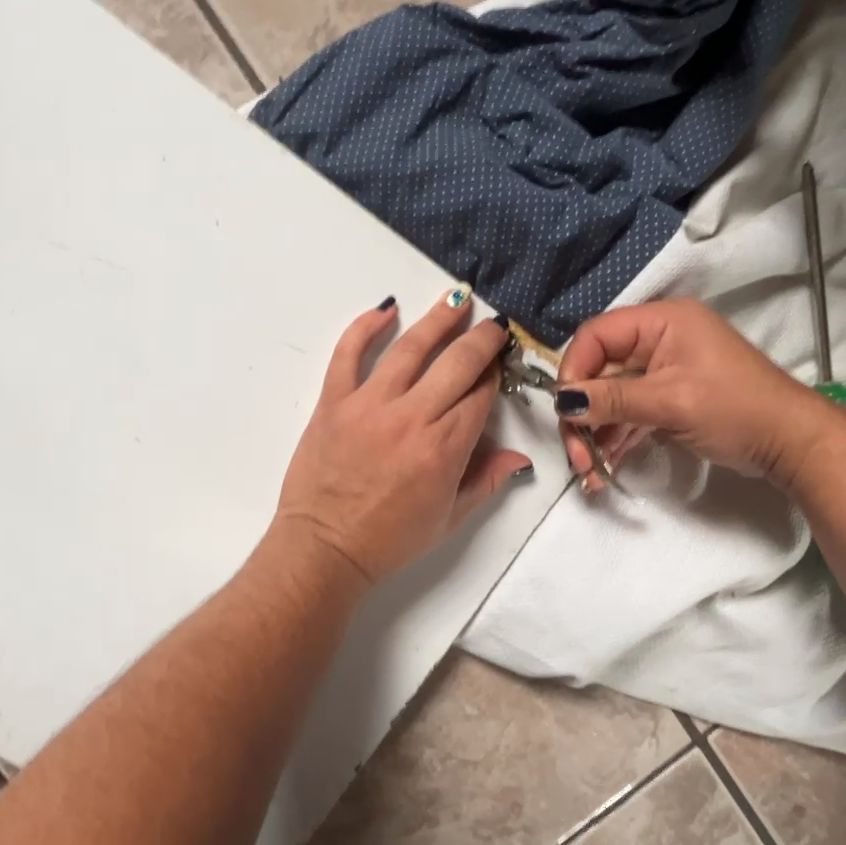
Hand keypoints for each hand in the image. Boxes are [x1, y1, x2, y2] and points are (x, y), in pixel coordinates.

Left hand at [273, 288, 532, 586]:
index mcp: (445, 449)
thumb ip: (485, 481)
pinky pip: (348, 353)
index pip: (481, 395)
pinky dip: (365, 327)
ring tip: (457, 297)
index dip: (496, 376)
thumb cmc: (389, 540)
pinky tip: (386, 309)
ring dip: (438, 319)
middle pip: (457, 363)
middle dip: (481, 339)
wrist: (323, 547)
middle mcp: (412, 417)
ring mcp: (369, 405)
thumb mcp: (448, 519)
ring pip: (410, 348)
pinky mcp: (333, 401)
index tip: (502, 362)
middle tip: (494, 324)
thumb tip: (521, 457)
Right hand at [554, 299, 841, 490]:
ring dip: (595, 433)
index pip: (596, 336)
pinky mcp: (667, 399)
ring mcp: (663, 370)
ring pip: (610, 397)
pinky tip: (603, 468)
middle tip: (576, 453)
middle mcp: (658, 339)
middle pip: (599, 371)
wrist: (793, 445)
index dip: (574, 370)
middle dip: (582, 413)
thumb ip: (612, 400)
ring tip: (588, 470)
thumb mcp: (670, 402)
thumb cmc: (736, 410)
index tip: (566, 410)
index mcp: (661, 321)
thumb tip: (563, 402)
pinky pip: (628, 413)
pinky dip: (615, 438)